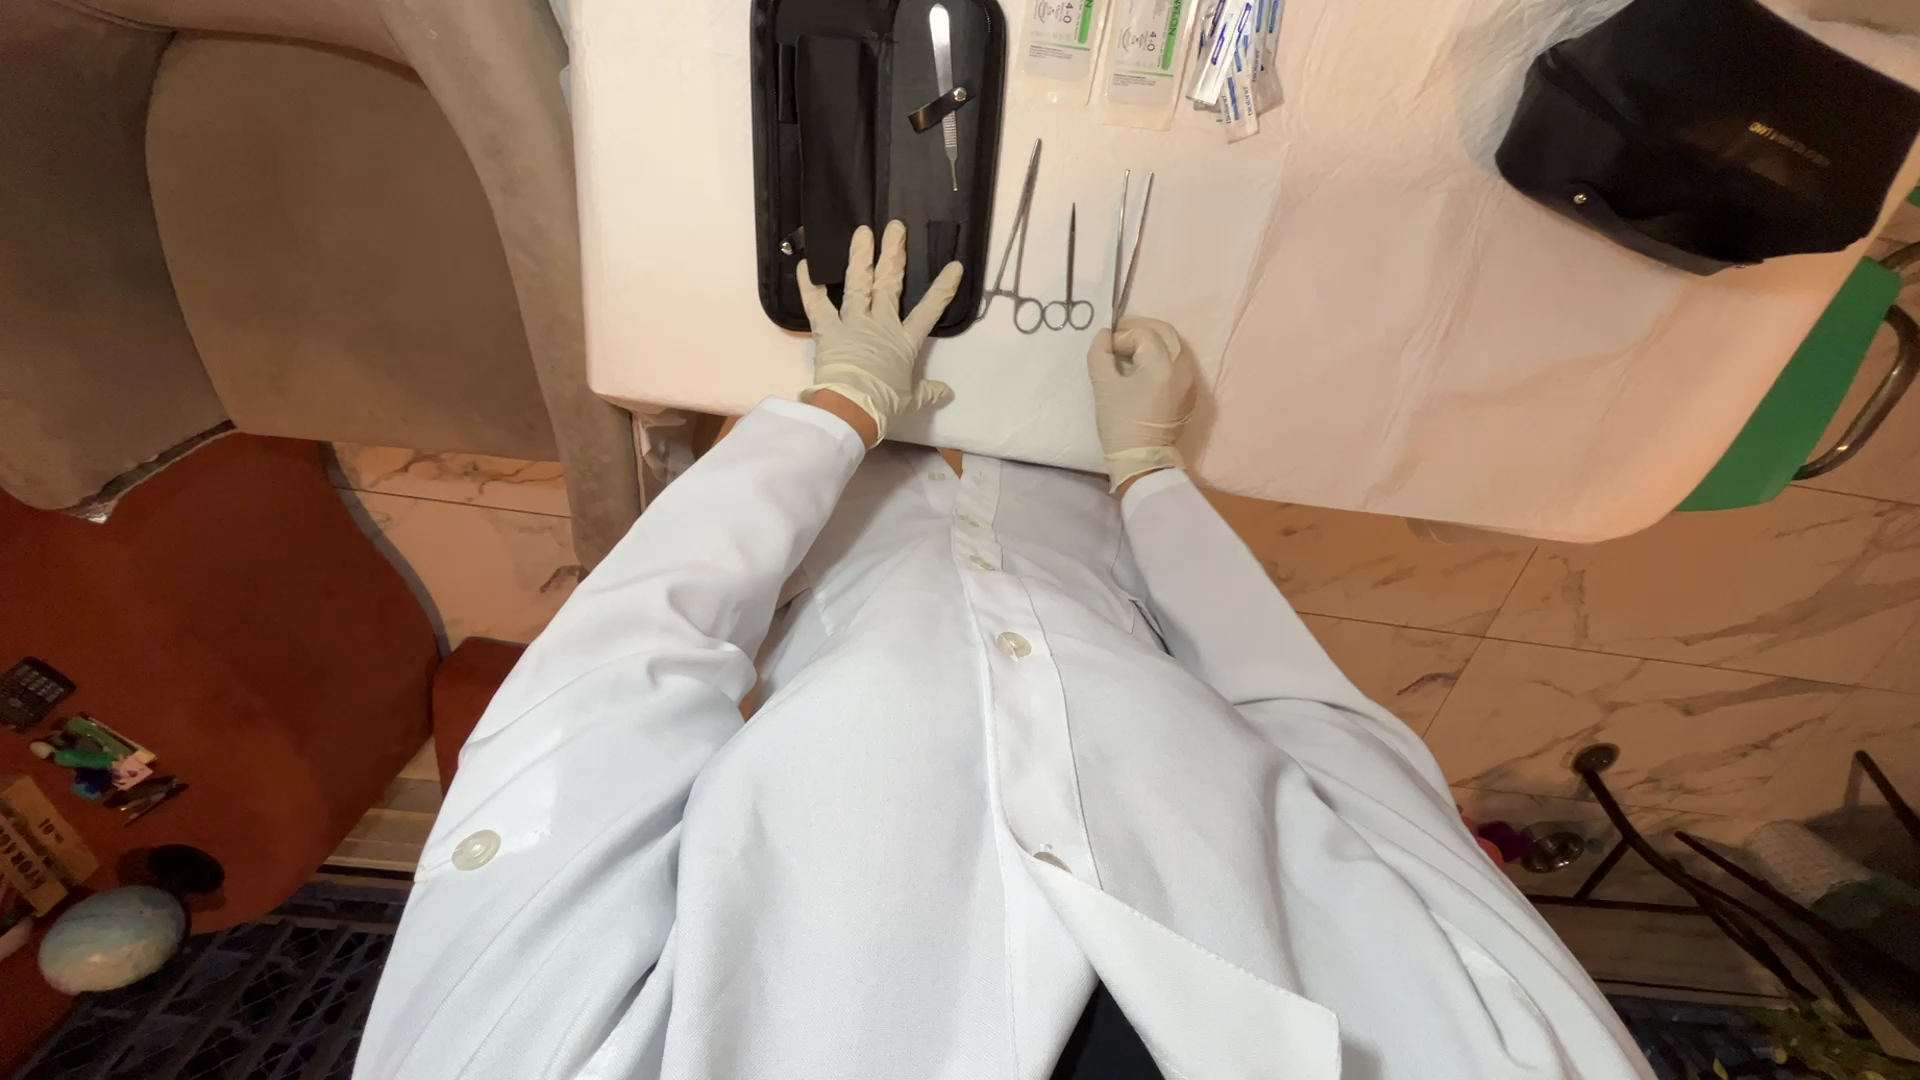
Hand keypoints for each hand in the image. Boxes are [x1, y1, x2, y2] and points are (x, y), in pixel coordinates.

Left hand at [798, 221, 963, 445]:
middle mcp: (880, 324)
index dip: (942, 289)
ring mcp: (852, 323)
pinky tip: (805, 264)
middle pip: (889, 283)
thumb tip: (948, 393)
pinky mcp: (827, 331)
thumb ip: (929, 392)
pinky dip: (809, 285)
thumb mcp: (912, 401)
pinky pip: (816, 304)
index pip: (929, 311)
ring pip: (858, 283)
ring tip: (861, 232)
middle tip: (895, 227)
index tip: (953, 266)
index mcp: (904, 341)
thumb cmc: (884, 405)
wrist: (852, 410)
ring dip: (860, 256)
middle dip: (893, 254)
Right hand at [1086, 317, 1195, 491]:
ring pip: (1173, 346)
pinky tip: (1143, 370)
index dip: (1121, 336)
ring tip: (1129, 353)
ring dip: (1151, 342)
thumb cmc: (1120, 425)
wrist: (1142, 460)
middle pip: (1164, 332)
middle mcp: (1183, 367)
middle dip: (1139, 330)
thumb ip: (1100, 354)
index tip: (1106, 350)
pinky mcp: (1189, 393)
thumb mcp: (1103, 387)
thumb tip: (1104, 336)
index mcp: (1162, 365)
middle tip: (1117, 339)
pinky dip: (1161, 358)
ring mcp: (1190, 381)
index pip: (1142, 334)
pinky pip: (1178, 363)